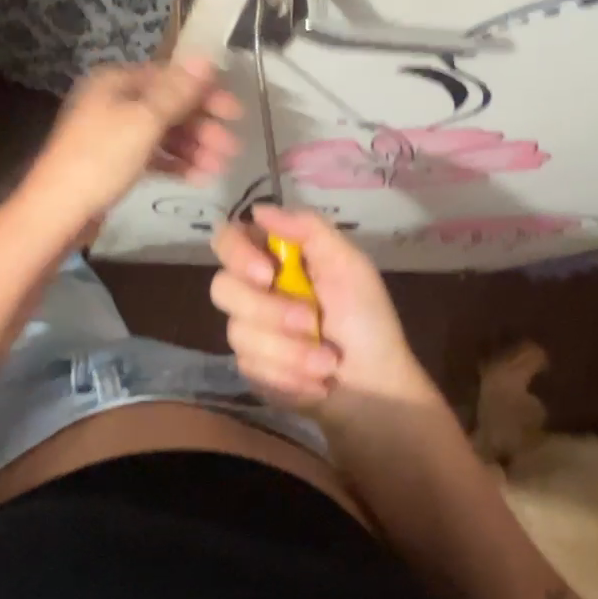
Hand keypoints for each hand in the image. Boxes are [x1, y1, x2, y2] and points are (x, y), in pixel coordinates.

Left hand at [18, 57, 241, 229]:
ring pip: (163, 134)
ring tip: (219, 169)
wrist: (57, 211)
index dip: (205, 94)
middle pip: (169, 107)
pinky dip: (175, 164)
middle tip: (231, 148)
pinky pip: (152, 156)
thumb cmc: (101, 160)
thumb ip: (177, 92)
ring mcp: (113, 134)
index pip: (170, 78)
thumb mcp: (143, 121)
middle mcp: (114, 102)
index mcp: (117, 82)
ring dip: (193, 148)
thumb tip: (206, 58)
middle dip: (202, 126)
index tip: (235, 113)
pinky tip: (198, 178)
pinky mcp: (114, 163)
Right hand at [209, 206, 433, 414]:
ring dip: (289, 351)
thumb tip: (259, 210)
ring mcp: (248, 329)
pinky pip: (249, 366)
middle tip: (311, 323)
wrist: (375, 388)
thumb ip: (309, 229)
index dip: (237, 253)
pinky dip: (288, 375)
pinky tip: (314, 382)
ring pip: (237, 333)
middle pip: (222, 287)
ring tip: (326, 362)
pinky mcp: (250, 367)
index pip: (229, 239)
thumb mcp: (349, 265)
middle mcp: (254, 290)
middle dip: (269, 312)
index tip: (267, 274)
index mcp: (276, 258)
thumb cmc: (368, 321)